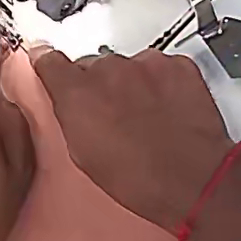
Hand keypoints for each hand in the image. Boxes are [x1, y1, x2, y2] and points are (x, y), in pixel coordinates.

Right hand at [32, 48, 240, 240]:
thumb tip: (67, 104)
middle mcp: (108, 70)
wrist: (193, 180)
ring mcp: (145, 64)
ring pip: (128, 65)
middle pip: (93, 65)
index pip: (49, 60)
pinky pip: (161, 67)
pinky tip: (165, 110)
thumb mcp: (83, 154)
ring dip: (131, 84)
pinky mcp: (178, 66)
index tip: (47, 60)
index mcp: (76, 93)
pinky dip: (161, 83)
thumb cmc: (139, 178)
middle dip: (99, 86)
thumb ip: (69, 116)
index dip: (48, 62)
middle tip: (113, 114)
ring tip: (144, 117)